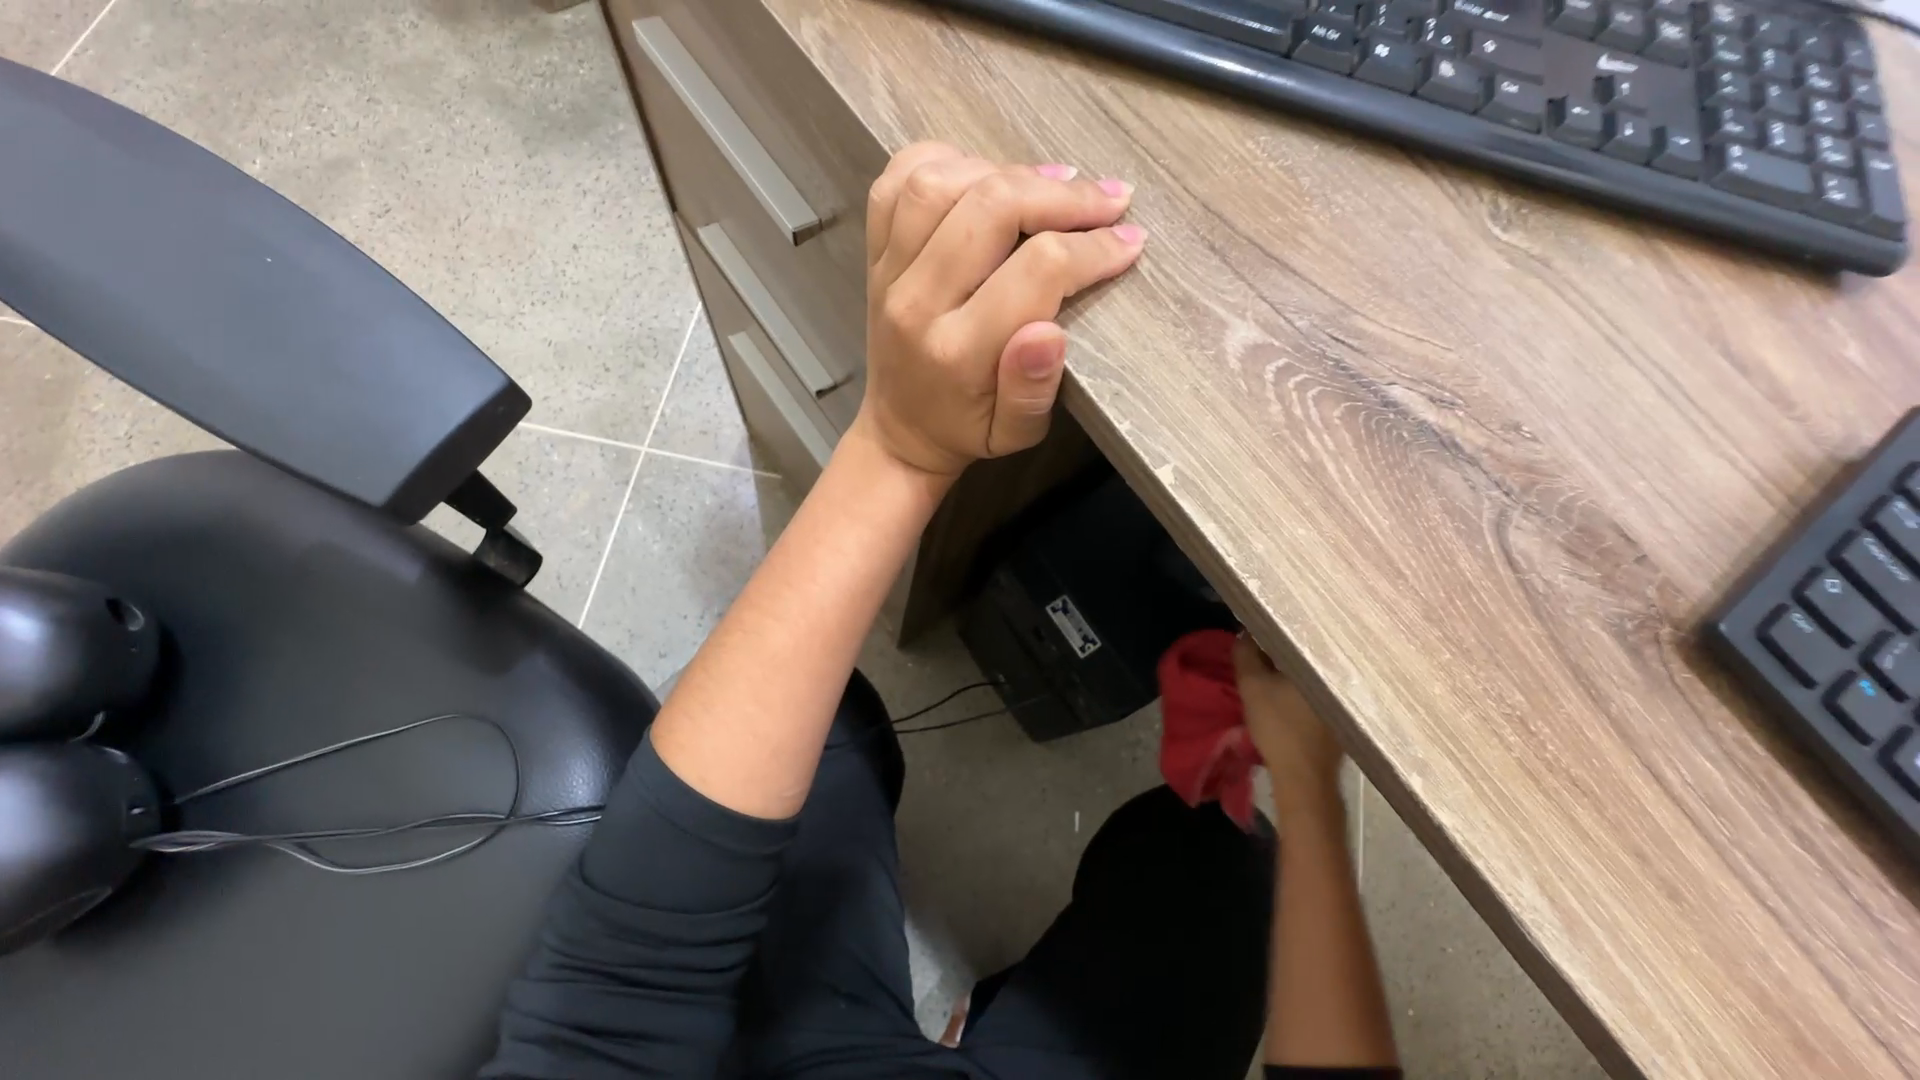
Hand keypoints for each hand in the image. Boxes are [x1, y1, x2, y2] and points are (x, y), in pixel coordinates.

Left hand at [857, 143, 1146, 477]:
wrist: (900, 430)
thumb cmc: (968, 429)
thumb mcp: (1016, 433)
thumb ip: (1033, 390)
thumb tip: (1050, 331)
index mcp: (958, 351)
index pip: (1036, 270)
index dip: (1093, 248)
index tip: (1130, 242)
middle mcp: (917, 302)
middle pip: (991, 208)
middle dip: (1063, 195)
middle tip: (1108, 199)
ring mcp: (888, 271)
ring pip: (941, 182)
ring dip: (1006, 170)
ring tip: (1054, 184)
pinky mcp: (874, 253)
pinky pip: (898, 180)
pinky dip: (944, 159)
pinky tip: (985, 175)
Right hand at [1233, 633, 1345, 822]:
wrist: (1304, 776)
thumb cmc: (1279, 727)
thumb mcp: (1252, 687)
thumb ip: (1245, 654)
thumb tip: (1245, 634)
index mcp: (1319, 661)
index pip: (1293, 633)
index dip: (1270, 632)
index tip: (1253, 634)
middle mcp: (1338, 673)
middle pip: (1303, 653)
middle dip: (1280, 651)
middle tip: (1257, 652)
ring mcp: (1344, 696)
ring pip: (1310, 672)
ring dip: (1291, 670)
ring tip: (1270, 670)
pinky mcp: (1342, 714)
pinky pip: (1317, 689)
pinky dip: (1301, 688)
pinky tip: (1288, 694)